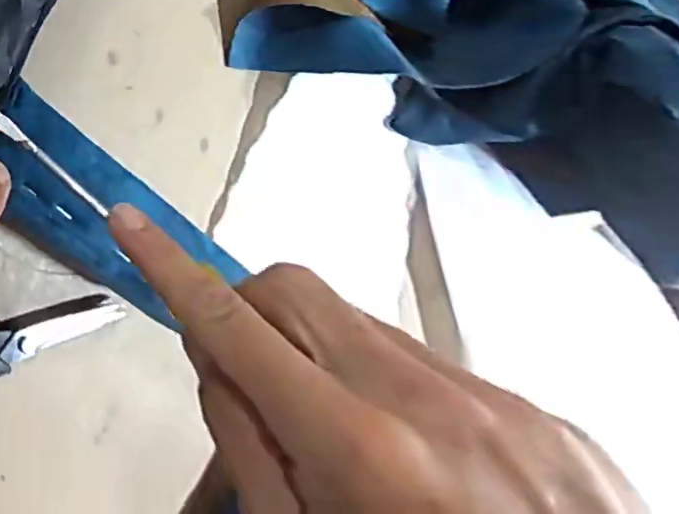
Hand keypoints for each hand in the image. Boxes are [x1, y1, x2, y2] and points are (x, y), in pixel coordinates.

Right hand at [108, 205, 644, 512]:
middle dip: (249, 307)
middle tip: (252, 370)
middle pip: (291, 288)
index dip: (166, 266)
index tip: (126, 220)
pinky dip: (391, 387)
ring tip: (350, 432)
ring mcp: (501, 406)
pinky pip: (430, 364)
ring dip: (321, 352)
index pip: (229, 322)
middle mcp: (428, 405)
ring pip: (356, 322)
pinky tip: (424, 458)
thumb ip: (244, 440)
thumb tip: (215, 359)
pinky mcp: (552, 420)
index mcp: (359, 447)